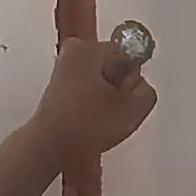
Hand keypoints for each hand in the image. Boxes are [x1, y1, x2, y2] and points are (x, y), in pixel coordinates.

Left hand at [28, 37, 157, 169]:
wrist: (49, 147)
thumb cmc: (87, 126)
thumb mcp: (133, 110)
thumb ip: (146, 90)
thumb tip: (138, 85)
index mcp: (89, 49)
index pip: (130, 57)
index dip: (130, 82)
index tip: (118, 100)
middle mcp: (74, 50)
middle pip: (116, 66)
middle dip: (118, 89)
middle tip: (108, 111)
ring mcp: (65, 66)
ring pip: (104, 79)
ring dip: (106, 98)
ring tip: (96, 117)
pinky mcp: (60, 82)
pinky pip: (90, 88)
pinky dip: (93, 102)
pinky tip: (88, 118)